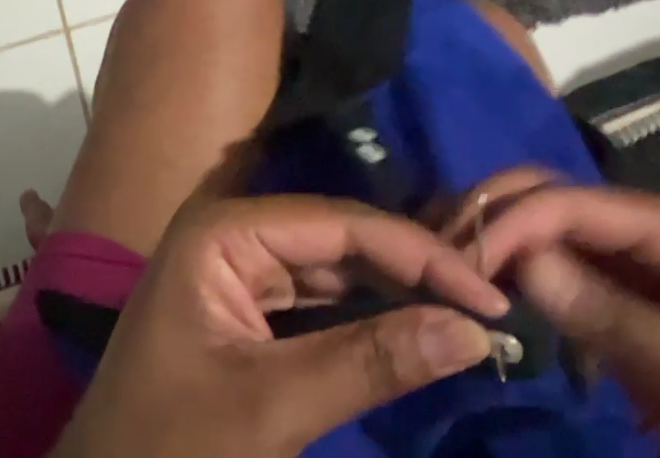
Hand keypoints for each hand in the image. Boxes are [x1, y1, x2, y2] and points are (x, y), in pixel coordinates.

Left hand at [52, 196, 507, 457]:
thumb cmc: (172, 444)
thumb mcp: (273, 407)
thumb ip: (371, 363)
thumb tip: (472, 331)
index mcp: (223, 232)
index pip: (339, 224)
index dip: (418, 252)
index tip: (488, 294)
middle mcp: (231, 234)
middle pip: (339, 238)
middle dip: (411, 268)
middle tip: (488, 305)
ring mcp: (235, 270)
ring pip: (333, 268)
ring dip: (395, 290)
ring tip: (465, 313)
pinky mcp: (243, 308)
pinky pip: (317, 299)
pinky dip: (365, 315)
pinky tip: (412, 326)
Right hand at [469, 186, 659, 457]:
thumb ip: (615, 317)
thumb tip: (521, 261)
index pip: (576, 203)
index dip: (515, 222)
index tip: (463, 262)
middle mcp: (649, 237)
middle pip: (555, 202)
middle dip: (495, 216)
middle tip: (438, 250)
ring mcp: (634, 274)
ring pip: (548, 237)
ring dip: (497, 243)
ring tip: (445, 265)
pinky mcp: (621, 312)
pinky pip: (558, 280)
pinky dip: (516, 279)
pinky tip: (481, 290)